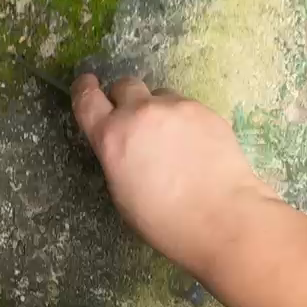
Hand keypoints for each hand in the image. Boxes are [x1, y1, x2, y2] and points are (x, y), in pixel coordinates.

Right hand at [72, 74, 283, 275]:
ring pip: (159, 95)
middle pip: (124, 85)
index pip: (87, 99)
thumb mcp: (122, 195)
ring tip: (172, 141)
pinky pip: (186, 107)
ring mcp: (175, 107)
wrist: (221, 217)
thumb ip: (117, 159)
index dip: (84, 89)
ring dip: (158, 111)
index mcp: (112, 137)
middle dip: (125, 100)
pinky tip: (196, 147)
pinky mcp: (204, 110)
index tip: (88, 86)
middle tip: (135, 123)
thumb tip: (124, 148)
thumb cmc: (165, 221)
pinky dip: (184, 121)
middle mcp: (140, 112)